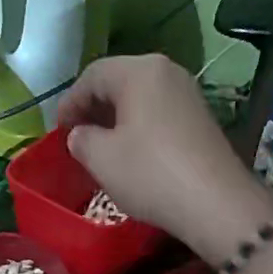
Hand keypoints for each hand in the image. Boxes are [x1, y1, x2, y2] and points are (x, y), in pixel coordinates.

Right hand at [57, 55, 272, 254]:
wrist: (214, 202)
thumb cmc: (149, 173)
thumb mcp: (100, 158)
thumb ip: (81, 139)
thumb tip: (81, 135)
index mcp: (139, 71)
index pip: (92, 75)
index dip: (70, 102)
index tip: (59, 131)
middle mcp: (166, 72)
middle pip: (118, 82)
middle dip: (93, 109)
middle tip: (77, 138)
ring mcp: (188, 94)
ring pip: (139, 99)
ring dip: (115, 120)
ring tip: (100, 149)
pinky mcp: (200, 119)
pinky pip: (158, 114)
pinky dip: (138, 129)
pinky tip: (131, 155)